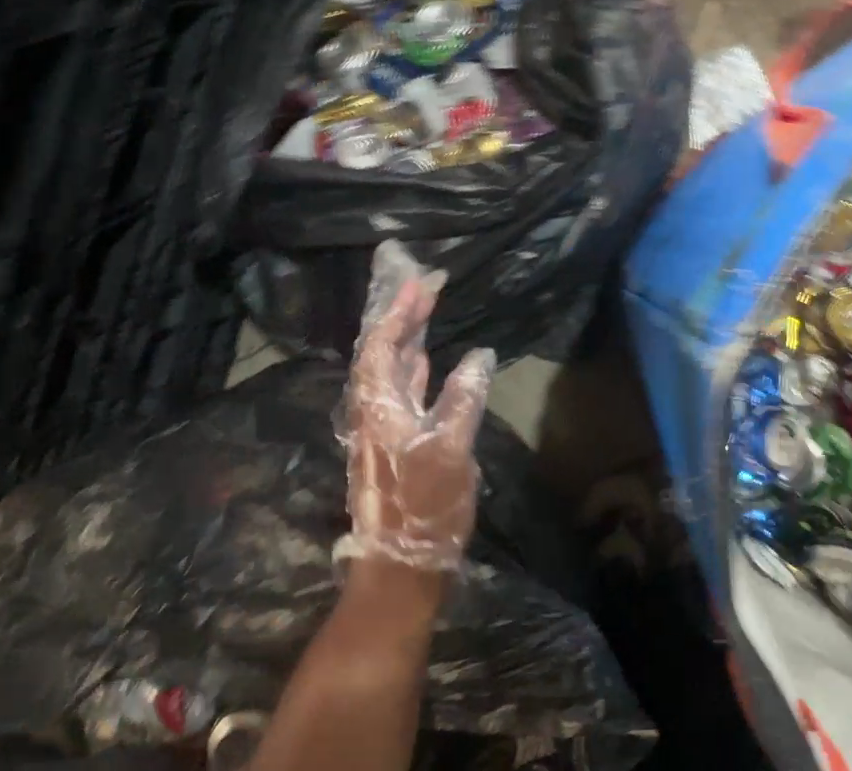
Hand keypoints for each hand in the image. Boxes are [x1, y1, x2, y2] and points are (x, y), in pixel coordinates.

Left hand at [334, 241, 495, 572]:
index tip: (418, 283)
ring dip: (408, 341)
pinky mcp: (393, 447)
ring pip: (391, 373)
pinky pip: (401, 392)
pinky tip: (429, 363)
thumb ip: (464, 399)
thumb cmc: (423, 507)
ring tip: (427, 313)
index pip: (383, 347)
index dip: (399, 313)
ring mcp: (381, 431)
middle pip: (383, 354)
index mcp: (379, 408)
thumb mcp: (451, 450)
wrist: (400, 568)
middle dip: (402, 319)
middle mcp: (373, 413)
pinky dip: (414, 369)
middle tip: (426, 288)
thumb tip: (479, 356)